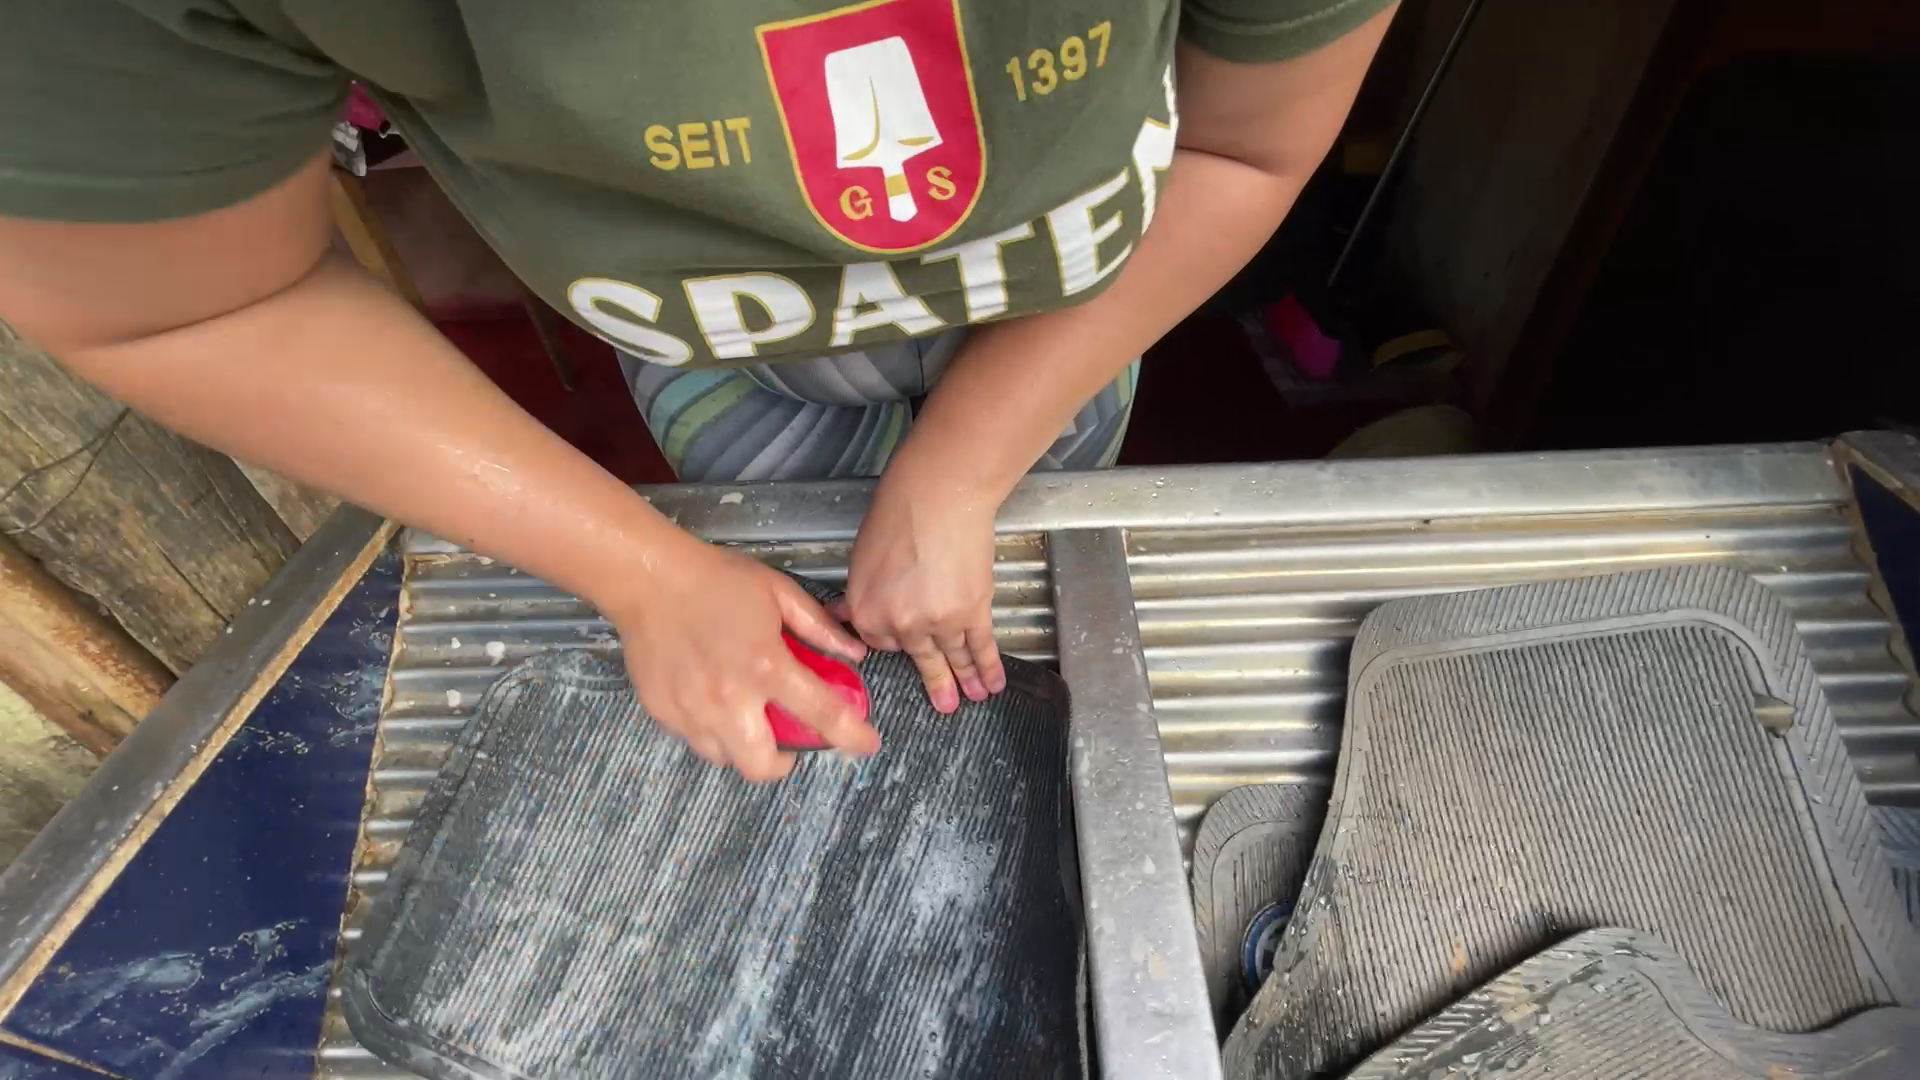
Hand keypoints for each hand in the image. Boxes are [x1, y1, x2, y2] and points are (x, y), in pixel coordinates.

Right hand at [604, 536, 877, 780]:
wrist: (649, 577)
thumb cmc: (718, 579)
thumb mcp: (780, 592)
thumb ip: (819, 627)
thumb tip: (854, 653)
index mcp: (767, 666)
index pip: (821, 714)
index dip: (851, 735)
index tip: (868, 745)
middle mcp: (730, 698)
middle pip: (763, 765)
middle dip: (783, 762)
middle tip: (788, 739)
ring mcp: (692, 710)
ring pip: (725, 759)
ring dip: (745, 746)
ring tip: (748, 716)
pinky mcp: (662, 712)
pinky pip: (694, 740)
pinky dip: (712, 731)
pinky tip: (715, 702)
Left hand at [844, 476, 1007, 711]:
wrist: (938, 496)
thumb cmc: (896, 514)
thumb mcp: (863, 557)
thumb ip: (860, 594)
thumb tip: (849, 614)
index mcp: (868, 612)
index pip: (881, 642)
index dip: (895, 640)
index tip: (908, 647)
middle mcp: (901, 626)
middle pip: (919, 656)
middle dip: (935, 681)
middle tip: (944, 705)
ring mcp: (939, 623)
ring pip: (953, 656)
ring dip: (964, 680)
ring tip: (972, 699)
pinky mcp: (972, 611)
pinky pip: (980, 646)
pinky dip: (988, 666)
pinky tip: (993, 684)